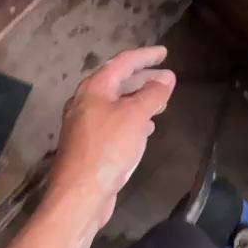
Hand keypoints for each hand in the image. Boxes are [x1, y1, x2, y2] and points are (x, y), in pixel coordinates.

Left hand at [46, 46, 175, 232]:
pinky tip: (146, 128)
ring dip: (139, 99)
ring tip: (162, 101)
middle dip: (144, 78)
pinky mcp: (89, 145)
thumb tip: (166, 78)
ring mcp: (85, 124)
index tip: (164, 53)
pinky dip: (132, 118)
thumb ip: (152, 94)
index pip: (123, 62)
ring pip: (117, 103)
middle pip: (118, 82)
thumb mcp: (136, 116)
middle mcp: (86, 102)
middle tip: (167, 78)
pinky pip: (114, 122)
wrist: (80, 194)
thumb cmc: (108, 148)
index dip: (145, 56)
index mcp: (94, 88)